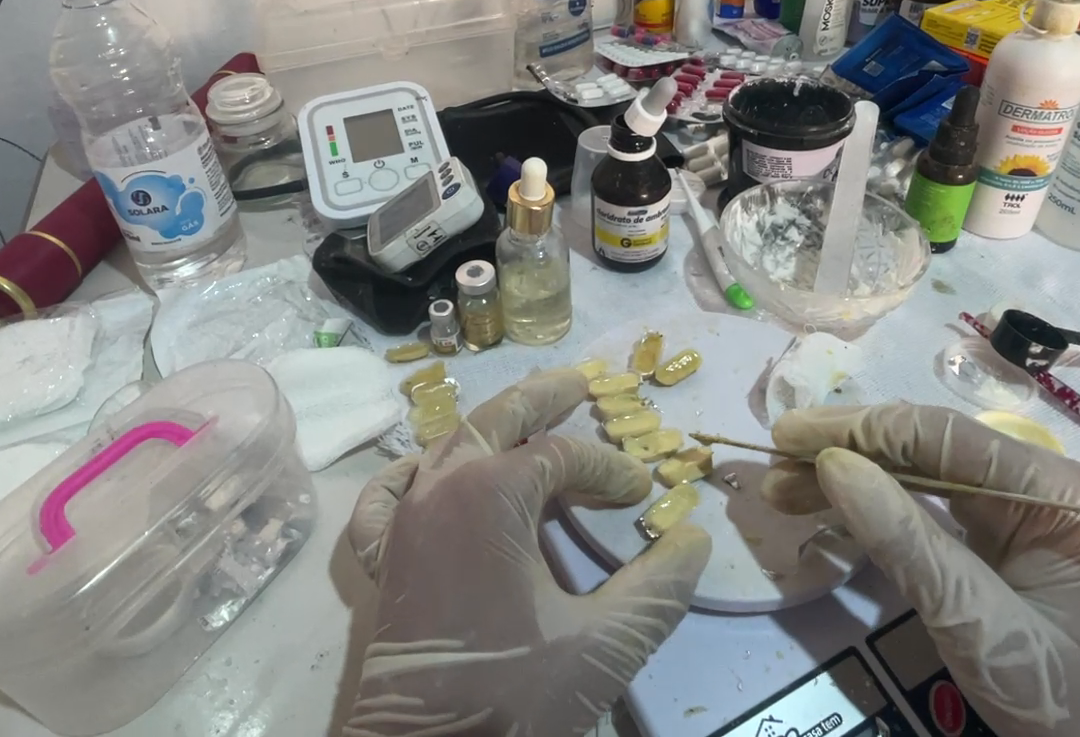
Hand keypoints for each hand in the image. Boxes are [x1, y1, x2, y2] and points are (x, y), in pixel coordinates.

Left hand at [344, 369, 710, 735]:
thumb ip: (657, 589)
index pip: (560, 456)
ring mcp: (404, 518)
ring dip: (491, 426)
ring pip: (448, 445)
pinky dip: (407, 475)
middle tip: (580, 381)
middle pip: (497, 417)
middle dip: (542, 396)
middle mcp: (442, 488)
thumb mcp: (603, 645)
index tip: (640, 490)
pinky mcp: (384, 555)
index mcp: (491, 495)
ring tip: (526, 416)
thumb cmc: (513, 698)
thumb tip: (695, 540)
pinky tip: (423, 472)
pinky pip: (385, 496)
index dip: (606, 467)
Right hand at [762, 403, 1079, 736]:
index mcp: (1048, 488)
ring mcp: (1019, 511)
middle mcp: (1033, 483)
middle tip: (773, 470)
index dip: (851, 428)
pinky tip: (828, 509)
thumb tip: (832, 465)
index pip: (933, 432)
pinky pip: (927, 507)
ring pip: (915, 472)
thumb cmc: (1079, 709)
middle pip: (918, 445)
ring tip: (783, 492)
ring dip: (848, 479)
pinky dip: (874, 508)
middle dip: (841, 454)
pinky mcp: (1003, 540)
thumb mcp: (983, 628)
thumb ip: (907, 542)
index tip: (784, 436)